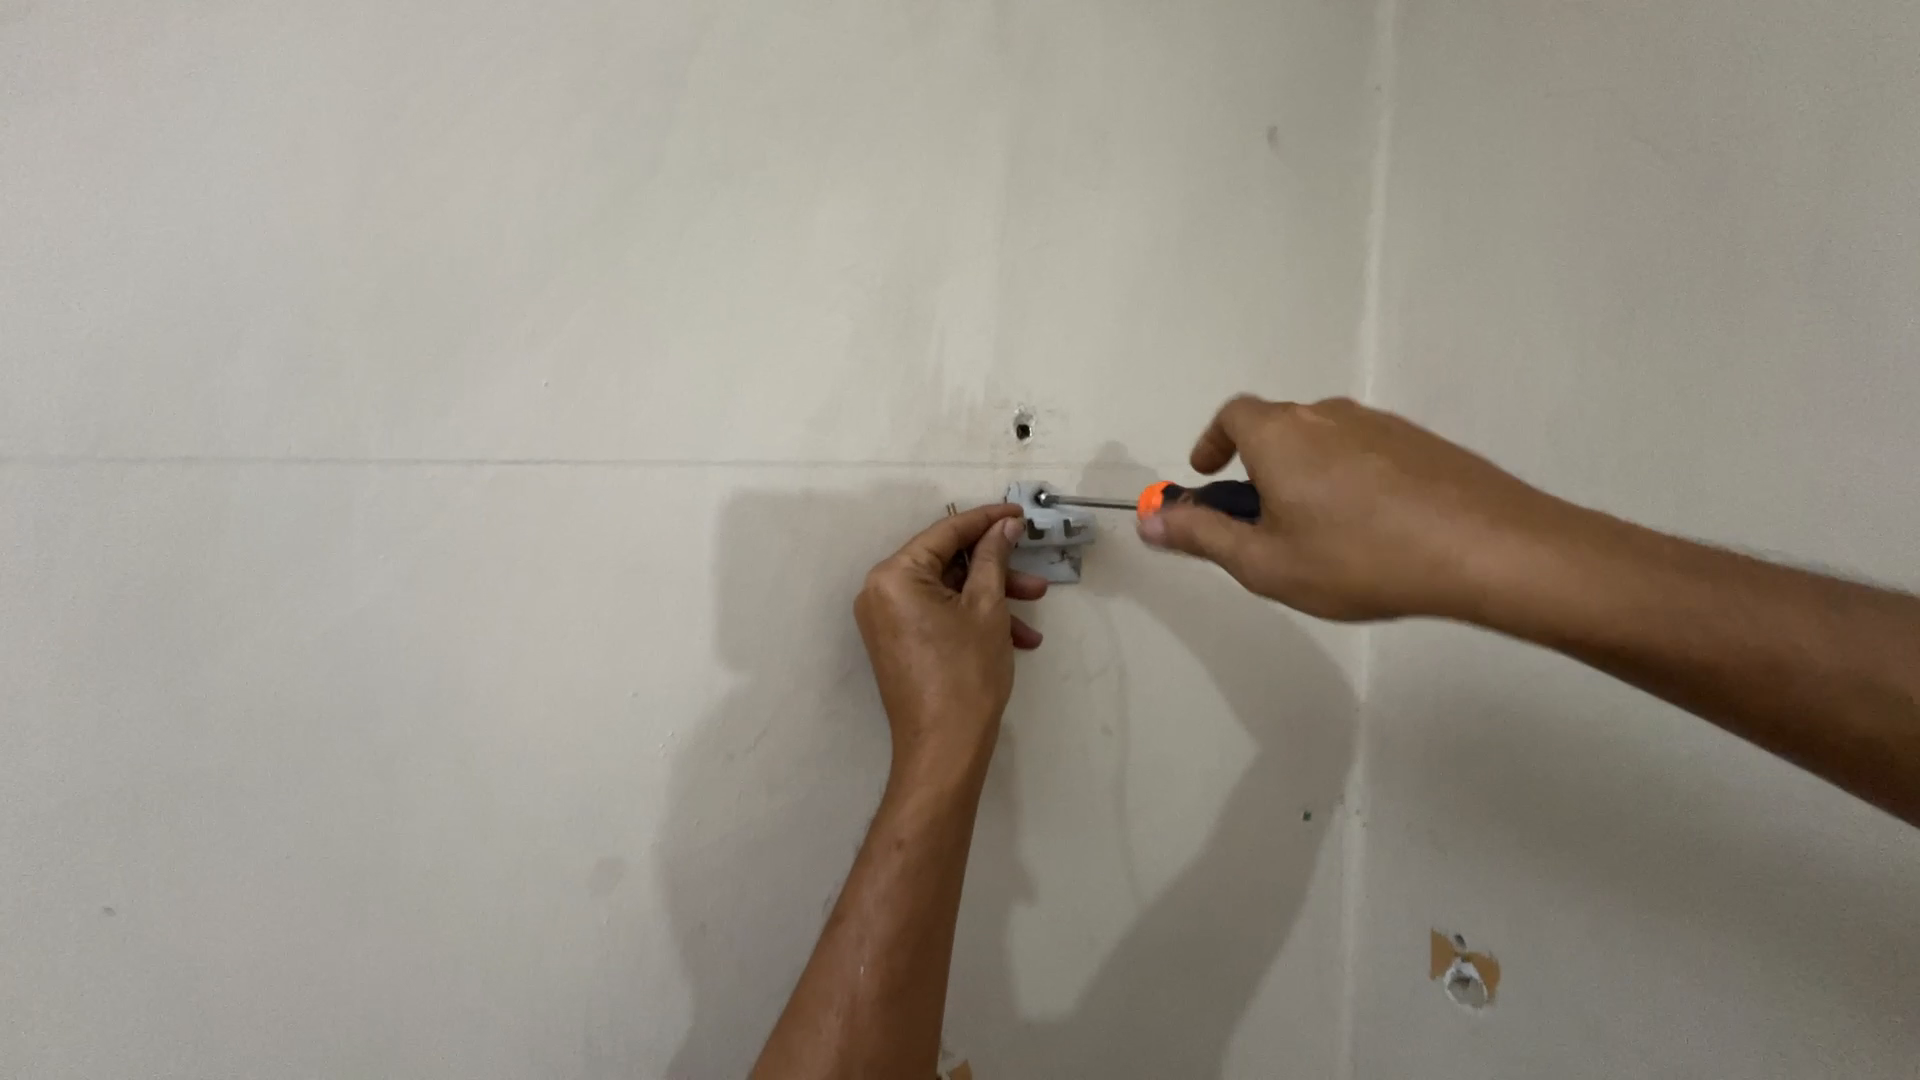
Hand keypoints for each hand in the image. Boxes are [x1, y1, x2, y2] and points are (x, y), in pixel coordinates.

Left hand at [855, 503, 1048, 782]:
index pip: (945, 532)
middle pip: (946, 563)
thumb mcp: (987, 608)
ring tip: (1033, 617)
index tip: (1019, 514)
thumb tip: (1003, 526)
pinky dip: (973, 620)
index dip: (987, 520)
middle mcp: (880, 591)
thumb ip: (992, 558)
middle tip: (1034, 576)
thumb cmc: (966, 673)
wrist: (943, 749)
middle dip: (995, 571)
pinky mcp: (897, 641)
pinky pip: (938, 615)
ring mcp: (886, 619)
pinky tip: (1016, 640)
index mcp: (894, 575)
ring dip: (991, 599)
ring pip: (947, 592)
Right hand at [1138, 395, 1556, 620]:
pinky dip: (1346, 479)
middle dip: (1255, 466)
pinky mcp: (1423, 444)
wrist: (1491, 550)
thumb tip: (1149, 519)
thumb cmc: (1358, 557)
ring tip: (1316, 532)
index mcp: (1280, 435)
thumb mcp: (1263, 562)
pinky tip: (1368, 529)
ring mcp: (1381, 425)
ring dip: (1302, 474)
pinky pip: (1363, 453)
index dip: (1212, 442)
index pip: (1232, 415)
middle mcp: (1327, 415)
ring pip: (1322, 442)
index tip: (1207, 476)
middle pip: (1276, 428)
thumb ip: (1200, 535)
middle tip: (1260, 521)